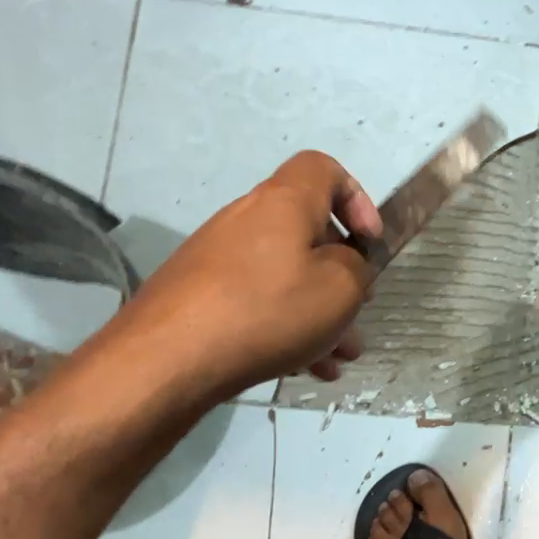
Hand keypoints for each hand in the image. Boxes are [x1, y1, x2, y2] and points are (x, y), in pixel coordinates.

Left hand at [108, 151, 381, 400]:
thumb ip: (357, 267)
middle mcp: (248, 220)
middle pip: (308, 232)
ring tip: (342, 355)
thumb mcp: (341, 288)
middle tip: (361, 307)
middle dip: (343, 272)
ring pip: (288, 275)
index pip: (323, 169)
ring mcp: (220, 258)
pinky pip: (261, 301)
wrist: (169, 357)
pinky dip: (289, 327)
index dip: (357, 198)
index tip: (369, 242)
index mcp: (284, 203)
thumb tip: (343, 263)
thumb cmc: (268, 310)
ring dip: (321, 312)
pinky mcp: (203, 295)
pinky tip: (308, 368)